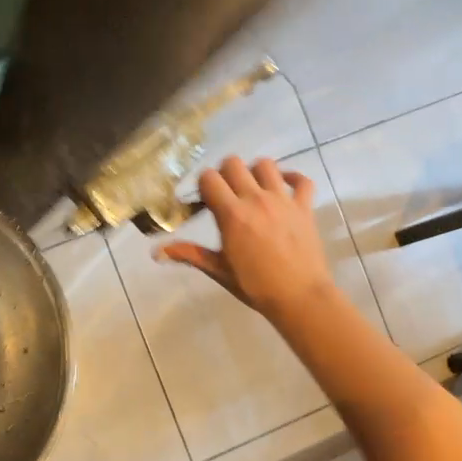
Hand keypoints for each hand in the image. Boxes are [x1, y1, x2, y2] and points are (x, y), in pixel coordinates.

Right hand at [157, 156, 337, 323]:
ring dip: (255, 172)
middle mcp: (256, 199)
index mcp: (231, 214)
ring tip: (252, 189)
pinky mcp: (305, 207)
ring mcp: (283, 200)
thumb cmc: (254, 286)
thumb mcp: (218, 270)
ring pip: (266, 165)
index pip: (209, 178)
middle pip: (234, 163)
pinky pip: (302, 180)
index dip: (203, 185)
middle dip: (225, 173)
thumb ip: (189, 254)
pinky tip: (284, 186)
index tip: (205, 201)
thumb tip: (157, 252)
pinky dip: (292, 178)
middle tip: (226, 193)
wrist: (299, 297)